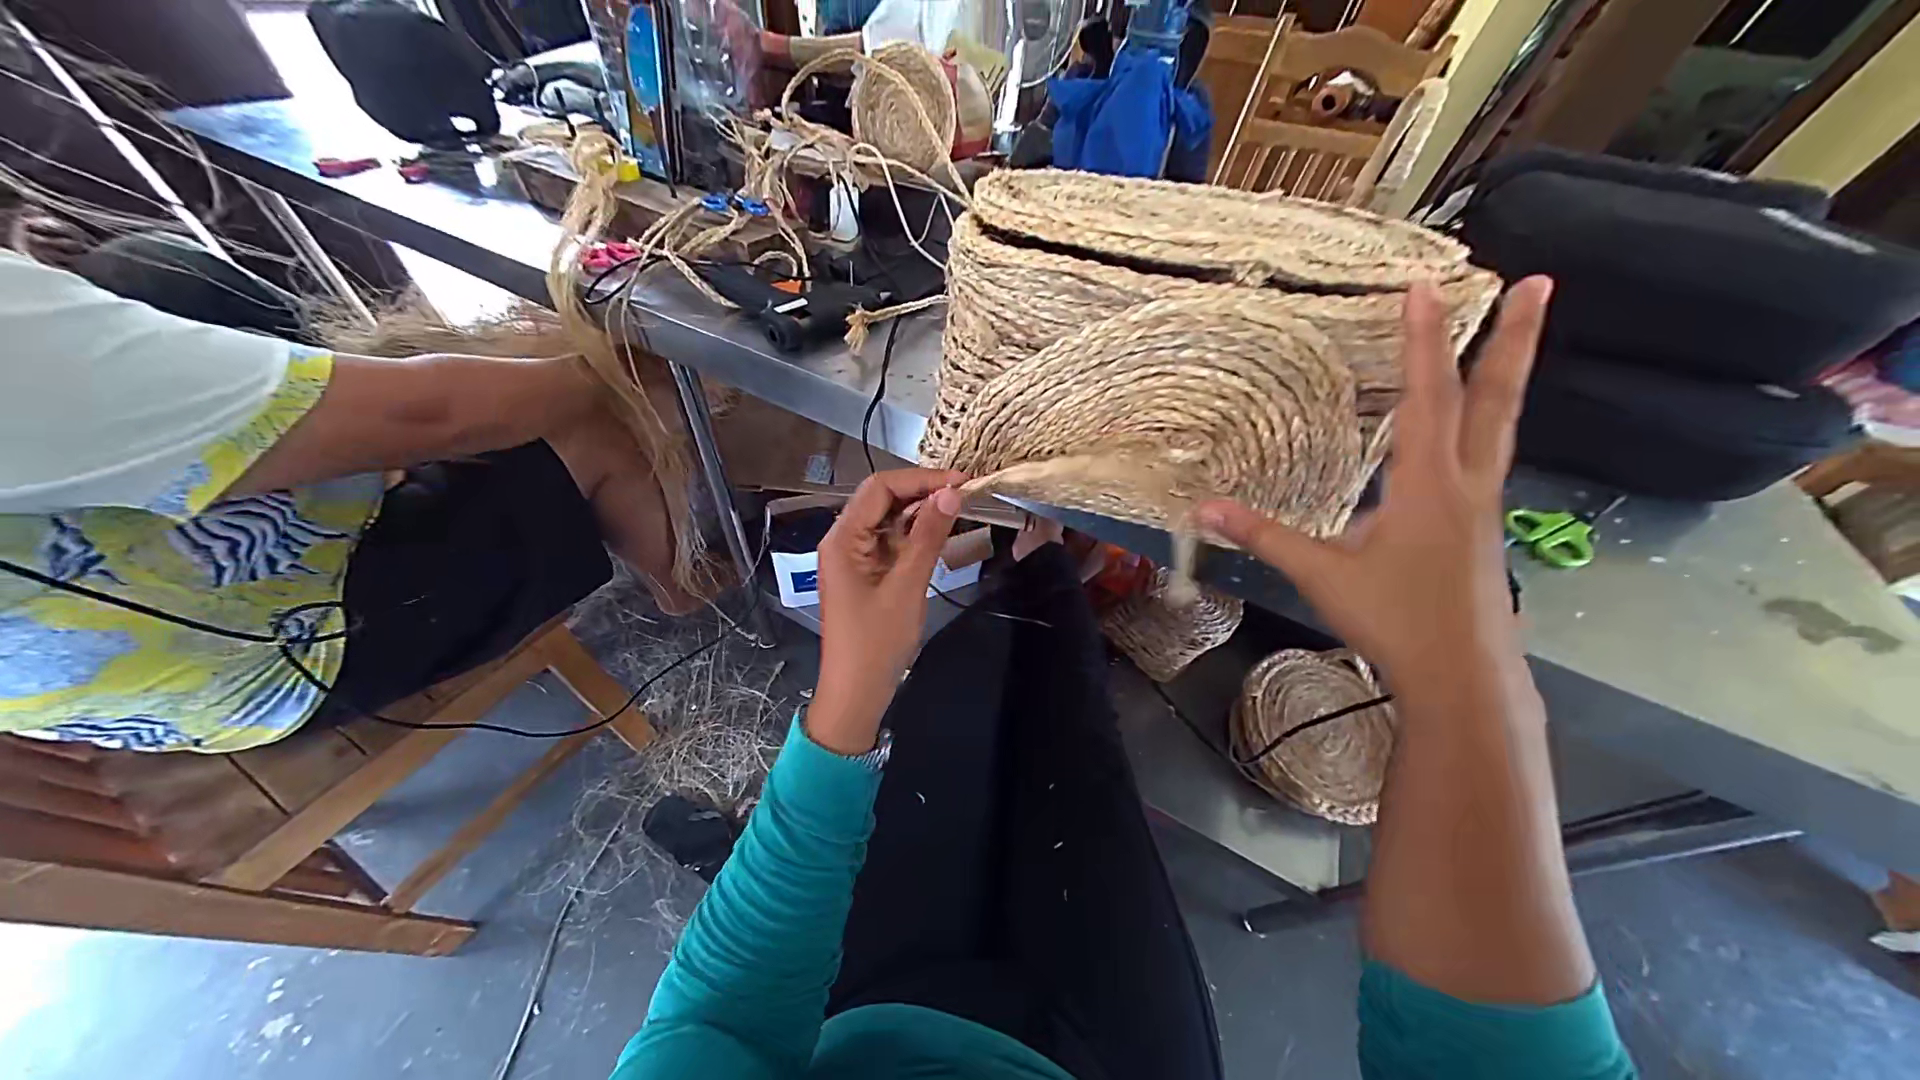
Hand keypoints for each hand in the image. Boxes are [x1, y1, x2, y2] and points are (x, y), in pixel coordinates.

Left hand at [809, 468, 967, 752]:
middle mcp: (843, 540)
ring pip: (888, 519)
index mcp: (842, 538)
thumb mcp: (907, 586)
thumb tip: (951, 493)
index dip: (920, 478)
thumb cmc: (876, 642)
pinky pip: (891, 541)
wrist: (856, 691)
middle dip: (922, 491)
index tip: (959, 481)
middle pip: (882, 499)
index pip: (879, 488)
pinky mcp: (866, 571)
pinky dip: (915, 534)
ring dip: (920, 512)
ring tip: (958, 508)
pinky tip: (940, 532)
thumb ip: (928, 536)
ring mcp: (854, 556)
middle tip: (963, 493)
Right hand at [1196, 277, 1551, 681]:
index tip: (1423, 287)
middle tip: (1540, 283)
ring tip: (1514, 335)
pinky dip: (1483, 420)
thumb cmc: (1394, 620)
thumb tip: (1204, 508)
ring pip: (1498, 425)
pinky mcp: (1480, 525)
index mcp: (1428, 484)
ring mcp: (1481, 504)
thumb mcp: (1320, 574)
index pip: (1427, 398)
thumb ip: (1264, 536)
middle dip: (1515, 340)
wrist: (1462, 675)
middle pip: (1494, 399)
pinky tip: (1467, 428)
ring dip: (1506, 375)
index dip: (1421, 341)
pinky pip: (1486, 455)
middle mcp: (1466, 483)